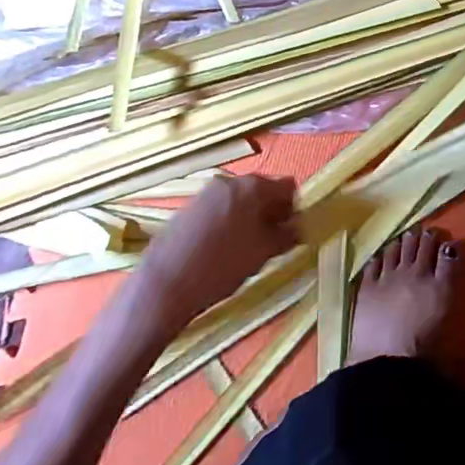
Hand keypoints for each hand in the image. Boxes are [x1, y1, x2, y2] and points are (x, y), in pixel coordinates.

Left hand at [141, 175, 297, 307]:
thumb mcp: (264, 253)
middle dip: (272, 212)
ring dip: (250, 218)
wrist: (165, 283)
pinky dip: (229, 222)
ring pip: (240, 200)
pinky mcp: (189, 207)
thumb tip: (298, 227)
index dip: (294, 208)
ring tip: (247, 248)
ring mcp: (206, 193)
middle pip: (263, 190)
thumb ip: (287, 235)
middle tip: (272, 242)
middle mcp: (230, 182)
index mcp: (253, 186)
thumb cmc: (223, 265)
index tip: (292, 230)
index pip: (288, 187)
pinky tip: (223, 248)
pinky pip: (220, 208)